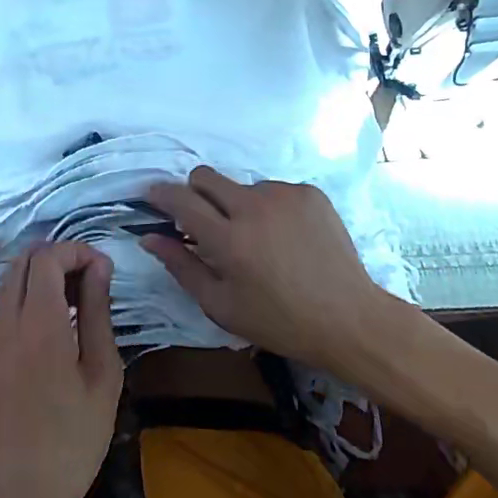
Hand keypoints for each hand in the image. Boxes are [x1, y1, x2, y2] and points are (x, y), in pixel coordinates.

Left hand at [0, 242, 121, 497]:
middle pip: (23, 261)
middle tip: (94, 278)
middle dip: (60, 256)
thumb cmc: (73, 439)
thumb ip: (98, 312)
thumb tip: (100, 266)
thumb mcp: (103, 374)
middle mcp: (5, 324)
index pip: (47, 258)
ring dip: (43, 274)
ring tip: (81, 298)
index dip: (78, 250)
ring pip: (10, 280)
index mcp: (37, 324)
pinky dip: (30, 294)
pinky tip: (58, 320)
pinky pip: (4, 304)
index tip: (106, 268)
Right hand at [142, 166, 393, 370]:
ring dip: (238, 206)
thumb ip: (182, 266)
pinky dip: (271, 208)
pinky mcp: (310, 192)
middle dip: (195, 193)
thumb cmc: (278, 320)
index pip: (181, 200)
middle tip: (204, 221)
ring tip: (259, 241)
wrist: (347, 317)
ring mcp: (285, 195)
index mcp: (228, 239)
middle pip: (206, 177)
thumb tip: (150, 237)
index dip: (161, 194)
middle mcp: (254, 206)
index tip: (152, 195)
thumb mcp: (221, 305)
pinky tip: (286, 238)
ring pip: (243, 186)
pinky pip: (275, 191)